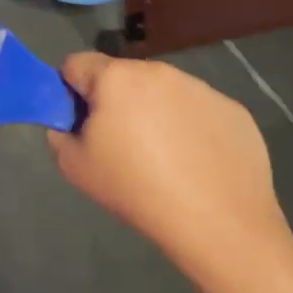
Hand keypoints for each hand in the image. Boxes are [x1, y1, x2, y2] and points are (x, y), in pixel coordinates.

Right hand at [47, 53, 286, 258]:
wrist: (222, 228)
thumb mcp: (73, 166)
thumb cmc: (138, 191)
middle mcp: (158, 71)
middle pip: (121, 76)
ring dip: (154, 110)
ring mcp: (202, 89)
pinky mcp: (234, 111)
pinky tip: (197, 162)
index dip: (71, 92)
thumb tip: (70, 121)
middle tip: (123, 145)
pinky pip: (198, 109)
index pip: (75, 65)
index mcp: (115, 77)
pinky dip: (191, 127)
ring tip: (165, 157)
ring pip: (162, 91)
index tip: (83, 124)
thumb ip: (58, 131)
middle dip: (116, 101)